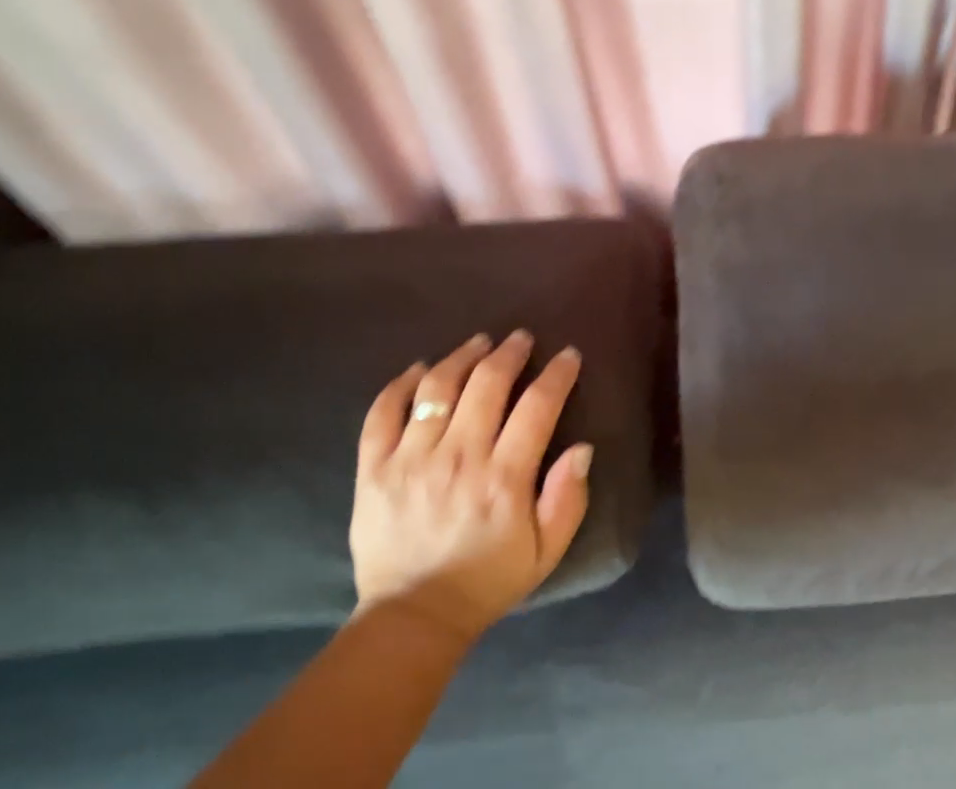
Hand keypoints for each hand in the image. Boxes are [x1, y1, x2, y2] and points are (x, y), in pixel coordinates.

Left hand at [350, 331, 591, 644]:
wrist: (414, 616)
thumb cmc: (488, 581)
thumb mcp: (546, 551)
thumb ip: (567, 499)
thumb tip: (581, 449)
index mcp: (505, 477)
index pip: (538, 407)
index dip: (557, 375)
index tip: (568, 355)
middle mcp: (459, 457)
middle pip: (487, 385)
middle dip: (510, 354)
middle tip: (521, 339)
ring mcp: (411, 459)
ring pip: (438, 389)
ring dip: (462, 357)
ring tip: (478, 343)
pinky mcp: (374, 469)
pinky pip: (382, 413)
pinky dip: (401, 384)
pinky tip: (420, 370)